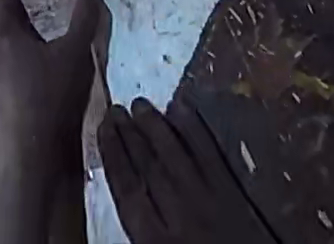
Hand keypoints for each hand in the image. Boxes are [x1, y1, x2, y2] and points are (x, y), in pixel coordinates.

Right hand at [99, 97, 281, 243]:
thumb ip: (144, 233)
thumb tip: (127, 195)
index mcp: (154, 242)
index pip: (127, 189)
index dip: (112, 154)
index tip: (103, 127)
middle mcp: (178, 215)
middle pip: (147, 165)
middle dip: (128, 134)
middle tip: (116, 108)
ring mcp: (206, 198)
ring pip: (174, 153)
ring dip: (154, 125)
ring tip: (139, 102)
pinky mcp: (231, 191)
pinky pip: (208, 152)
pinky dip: (192, 126)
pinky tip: (179, 106)